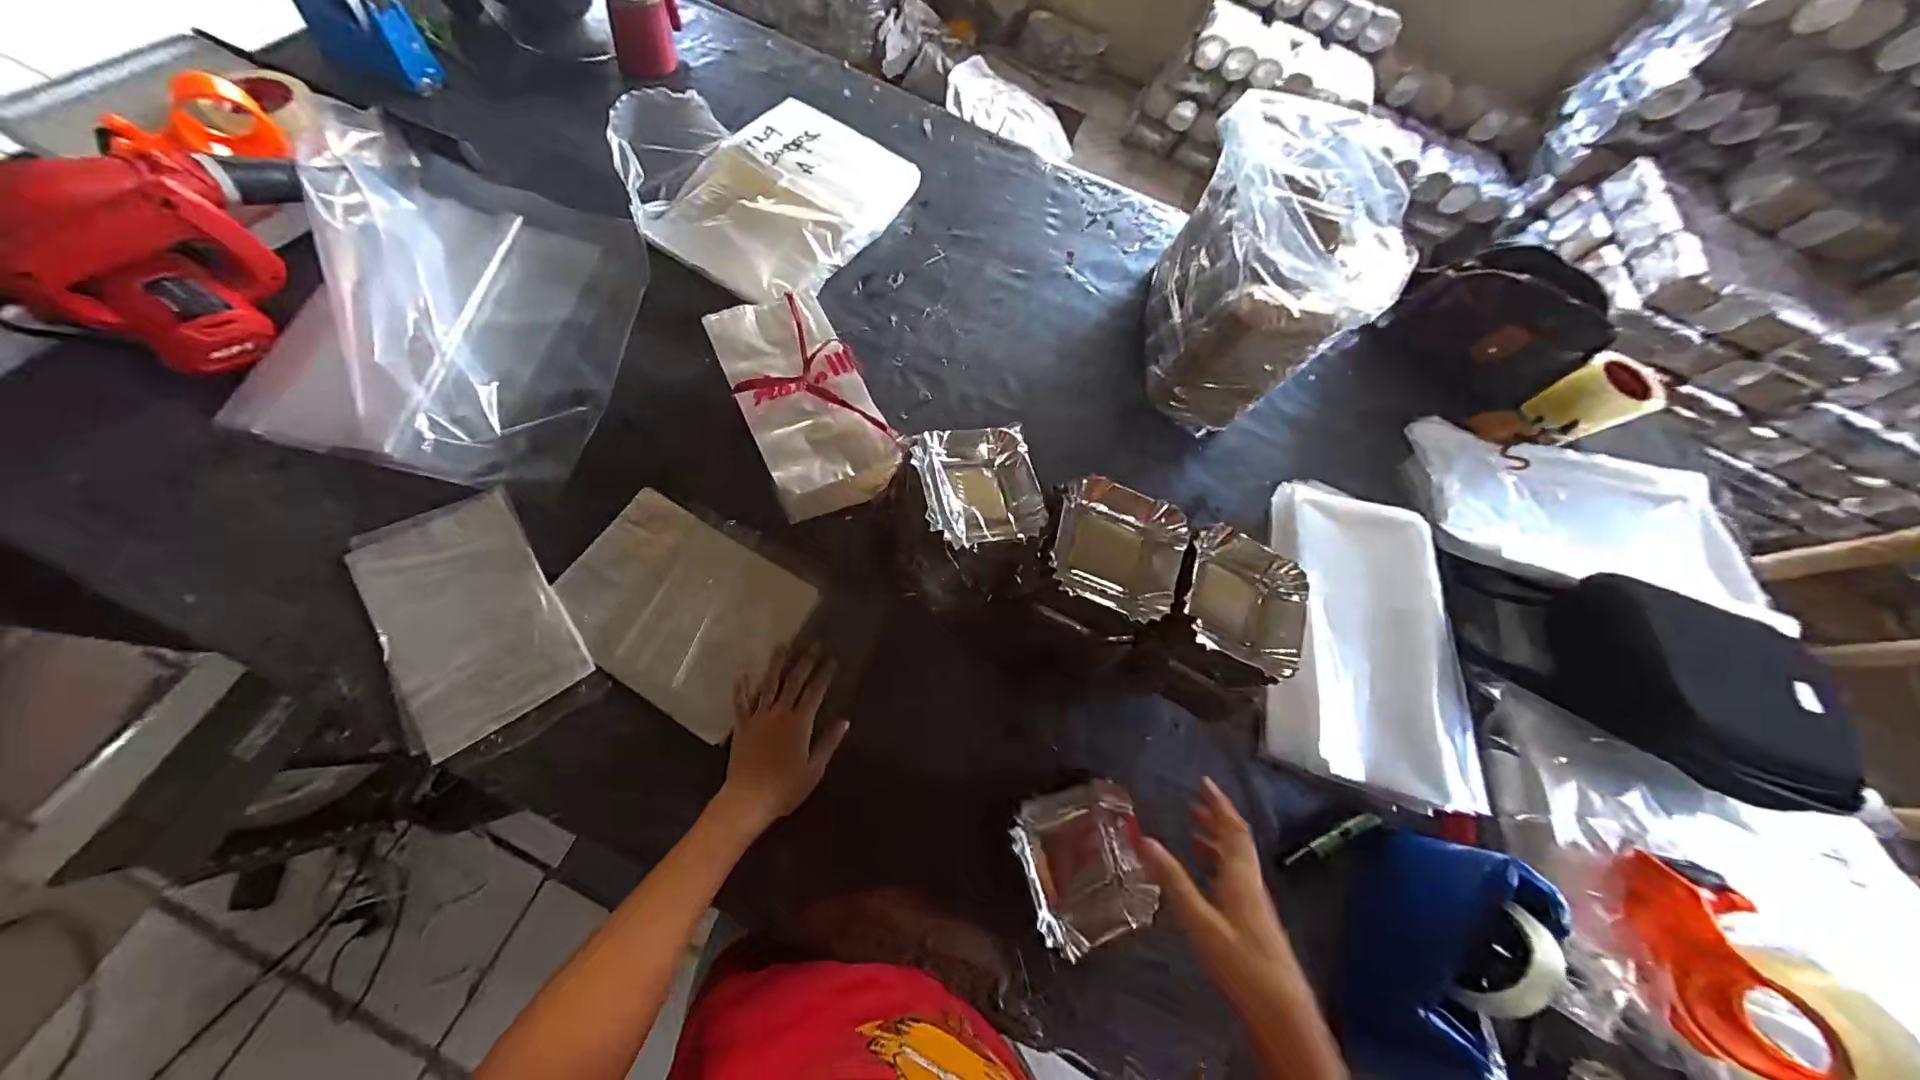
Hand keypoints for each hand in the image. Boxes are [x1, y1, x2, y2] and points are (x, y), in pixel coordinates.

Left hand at [712, 644, 849, 834]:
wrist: (747, 799)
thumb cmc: (785, 788)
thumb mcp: (814, 769)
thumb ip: (828, 742)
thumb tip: (844, 721)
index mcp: (799, 723)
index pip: (815, 691)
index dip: (824, 674)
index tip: (832, 659)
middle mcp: (779, 714)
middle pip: (794, 682)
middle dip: (805, 662)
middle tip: (813, 645)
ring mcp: (758, 718)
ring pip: (768, 685)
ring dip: (776, 665)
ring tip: (781, 646)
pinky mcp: (741, 727)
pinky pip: (741, 703)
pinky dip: (742, 688)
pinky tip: (743, 674)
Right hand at [1143, 779, 1347, 1079]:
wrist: (1282, 1011)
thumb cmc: (1240, 962)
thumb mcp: (1199, 921)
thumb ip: (1173, 880)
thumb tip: (1145, 839)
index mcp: (1240, 876)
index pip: (1232, 829)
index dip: (1218, 804)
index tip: (1204, 782)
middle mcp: (1250, 883)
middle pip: (1236, 841)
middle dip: (1216, 817)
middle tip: (1195, 801)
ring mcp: (1254, 902)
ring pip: (1236, 859)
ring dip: (1217, 839)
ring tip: (1194, 829)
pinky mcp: (1253, 920)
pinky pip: (1234, 876)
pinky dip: (1218, 862)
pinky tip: (1206, 873)